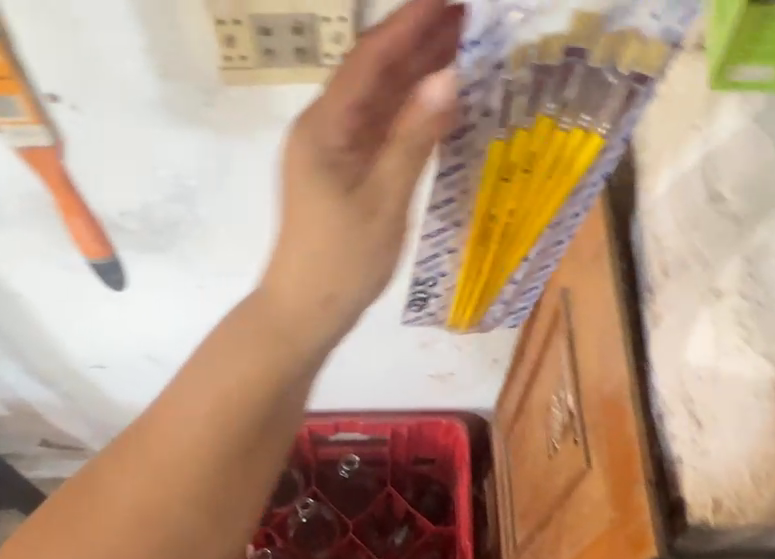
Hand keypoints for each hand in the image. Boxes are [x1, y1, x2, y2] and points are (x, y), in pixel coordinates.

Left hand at [257, 0, 463, 348]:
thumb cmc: (341, 264)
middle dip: (419, 40)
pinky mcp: (342, 172)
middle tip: (471, 14)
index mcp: (324, 127)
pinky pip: (378, 128)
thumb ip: (414, 137)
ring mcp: (331, 150)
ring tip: (465, 42)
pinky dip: (409, 111)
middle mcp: (323, 128)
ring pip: (378, 99)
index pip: (370, 58)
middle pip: (374, 71)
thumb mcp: (383, 201)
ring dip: (417, 72)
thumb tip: (448, 77)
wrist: (304, 313)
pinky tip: (440, 97)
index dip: (411, 23)